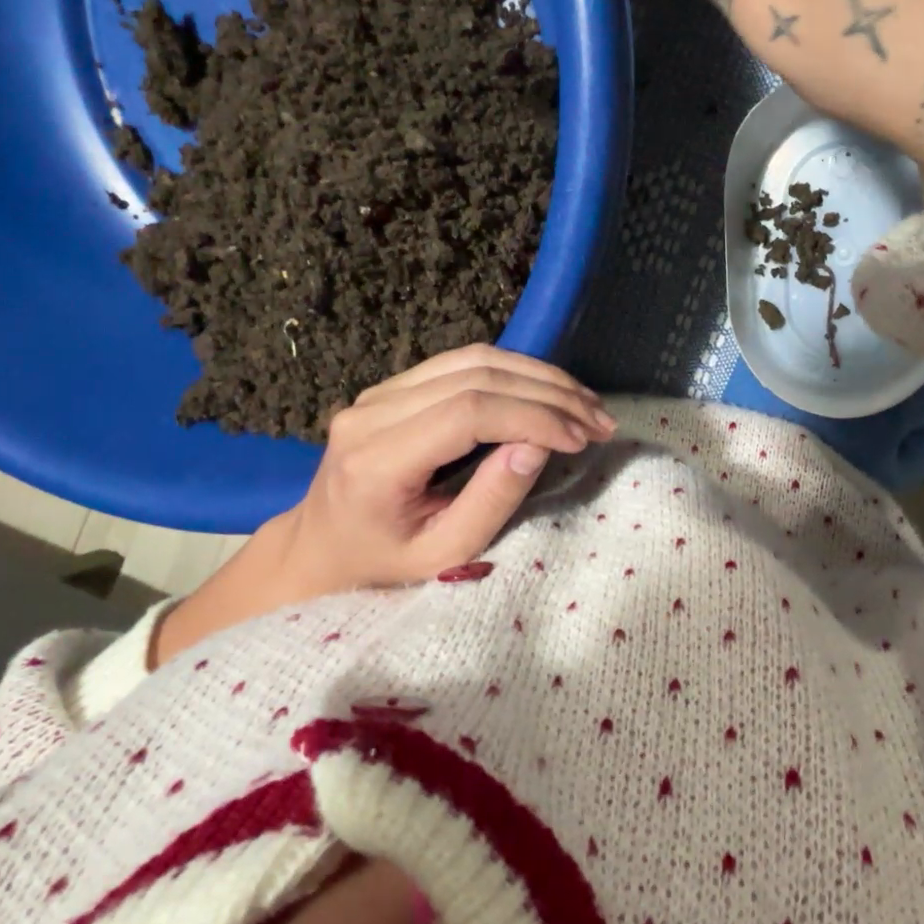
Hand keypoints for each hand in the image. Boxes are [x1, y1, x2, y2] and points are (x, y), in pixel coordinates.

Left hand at [152, 346, 613, 665]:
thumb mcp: (443, 554)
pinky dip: (517, 373)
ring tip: (587, 404)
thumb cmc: (384, 564)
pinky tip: (552, 392)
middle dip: (550, 394)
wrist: (322, 549)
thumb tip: (538, 446)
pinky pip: (464, 363)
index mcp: (377, 459)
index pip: (468, 412)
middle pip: (476, 376)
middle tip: (601, 420)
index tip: (583, 439)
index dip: (534, 417)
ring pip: (475, 359)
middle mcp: (371, 412)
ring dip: (541, 377)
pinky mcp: (394, 387)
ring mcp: (379, 392)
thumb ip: (490, 501)